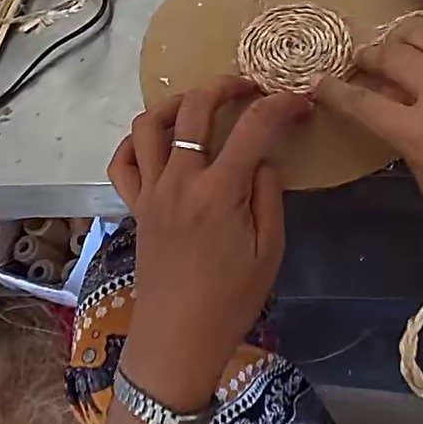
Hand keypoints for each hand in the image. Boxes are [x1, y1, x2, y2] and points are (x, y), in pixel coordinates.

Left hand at [107, 78, 311, 409]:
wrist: (178, 338)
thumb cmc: (231, 300)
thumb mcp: (270, 252)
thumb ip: (269, 197)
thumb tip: (263, 160)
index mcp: (220, 193)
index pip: (254, 129)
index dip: (281, 106)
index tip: (300, 103)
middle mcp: (180, 181)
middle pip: (195, 109)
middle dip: (225, 86)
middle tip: (248, 87)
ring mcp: (151, 191)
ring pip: (149, 125)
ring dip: (175, 103)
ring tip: (199, 104)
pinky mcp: (134, 206)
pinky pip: (122, 162)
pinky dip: (135, 141)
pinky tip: (157, 140)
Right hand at [314, 13, 422, 255]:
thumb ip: (410, 150)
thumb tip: (394, 120)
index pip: (361, 101)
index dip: (334, 92)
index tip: (320, 84)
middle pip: (386, 53)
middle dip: (363, 57)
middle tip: (360, 65)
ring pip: (419, 29)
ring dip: (397, 38)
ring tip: (396, 51)